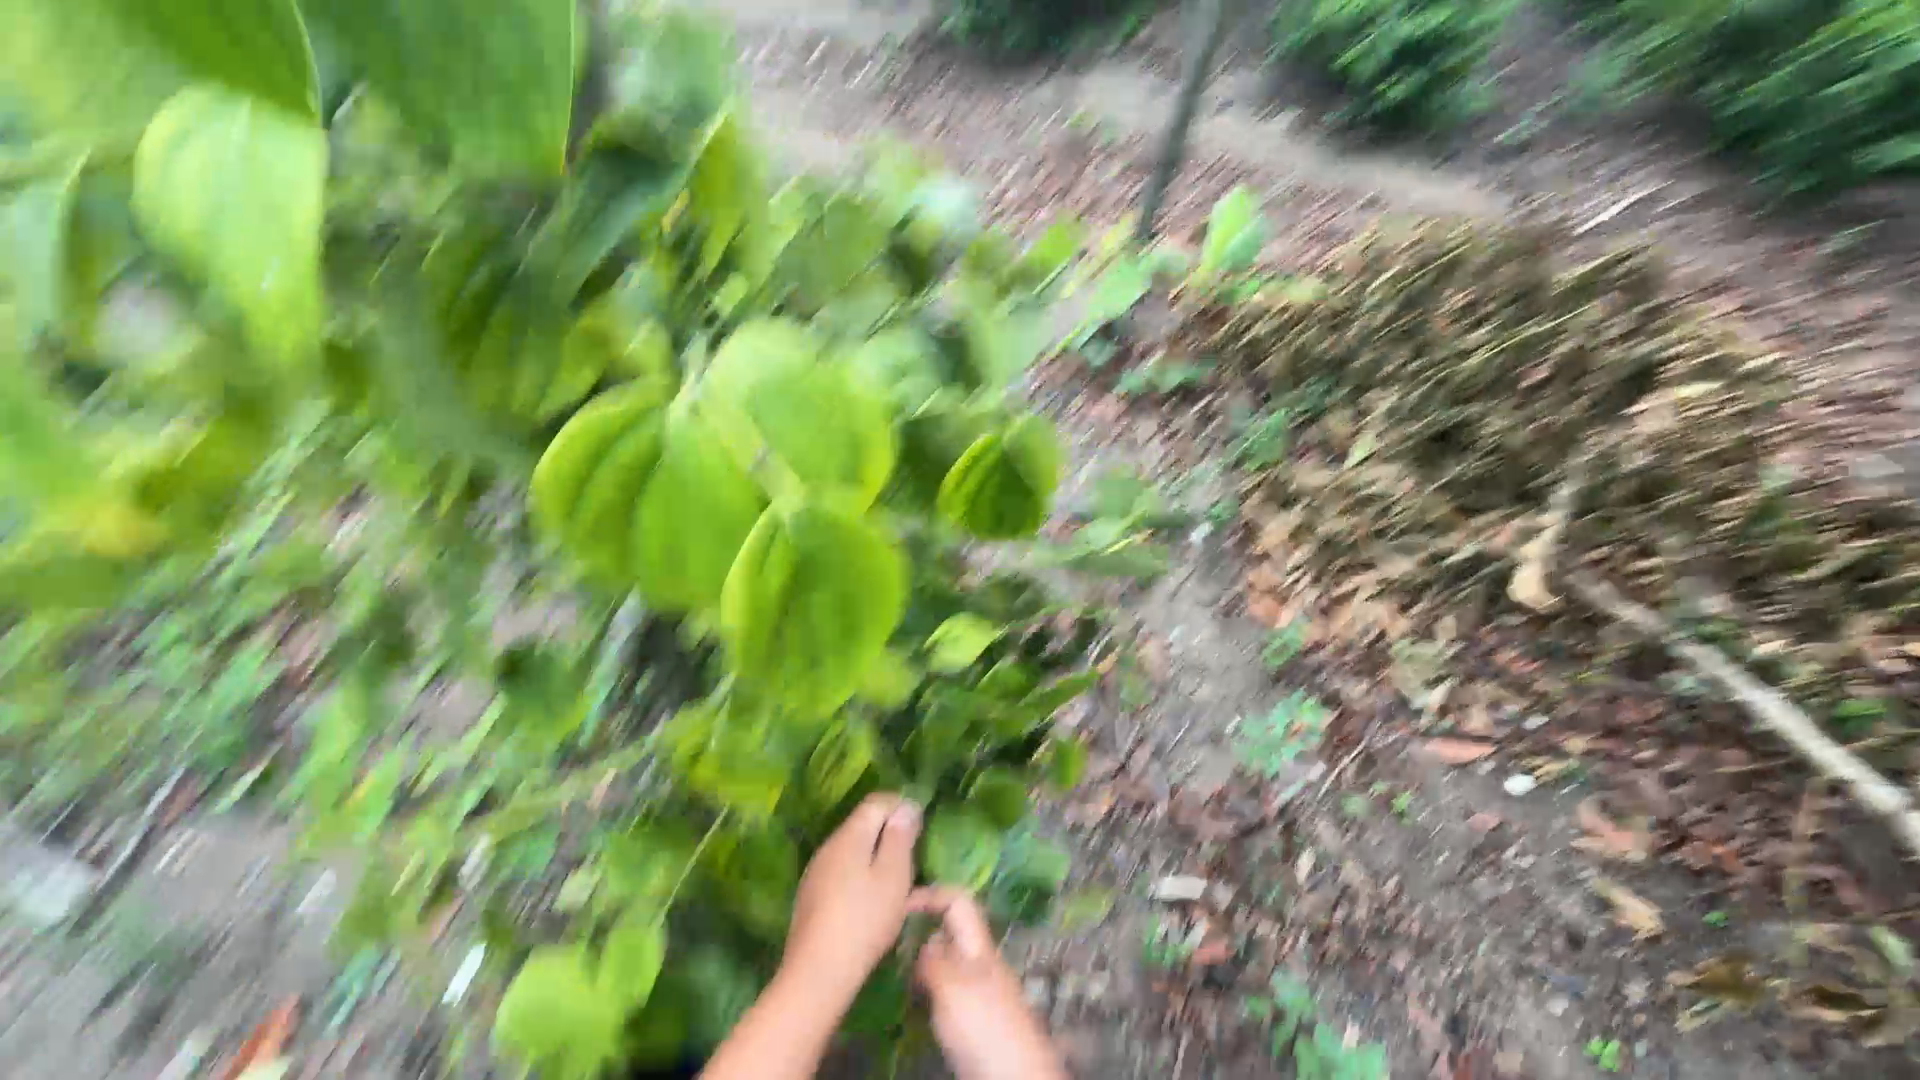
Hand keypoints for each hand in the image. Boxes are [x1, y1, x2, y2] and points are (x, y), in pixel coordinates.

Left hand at [779, 793, 922, 1001]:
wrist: (818, 972)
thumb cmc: (864, 920)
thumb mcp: (893, 876)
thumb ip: (900, 838)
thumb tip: (906, 807)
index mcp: (849, 836)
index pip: (876, 802)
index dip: (900, 805)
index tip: (921, 824)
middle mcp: (829, 846)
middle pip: (862, 824)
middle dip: (889, 831)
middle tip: (914, 854)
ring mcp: (816, 871)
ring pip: (852, 850)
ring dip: (875, 855)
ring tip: (898, 879)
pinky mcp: (812, 895)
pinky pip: (842, 871)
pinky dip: (861, 875)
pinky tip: (872, 900)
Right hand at [908, 887, 1067, 1079]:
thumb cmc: (986, 1028)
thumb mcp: (954, 988)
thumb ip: (935, 960)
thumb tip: (923, 942)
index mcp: (979, 947)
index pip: (958, 901)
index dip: (931, 895)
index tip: (899, 905)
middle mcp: (978, 963)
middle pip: (949, 931)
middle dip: (919, 930)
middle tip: (886, 941)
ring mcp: (976, 992)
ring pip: (943, 963)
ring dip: (918, 962)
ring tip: (889, 970)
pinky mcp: (971, 1019)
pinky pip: (943, 992)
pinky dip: (924, 990)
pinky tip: (909, 1003)